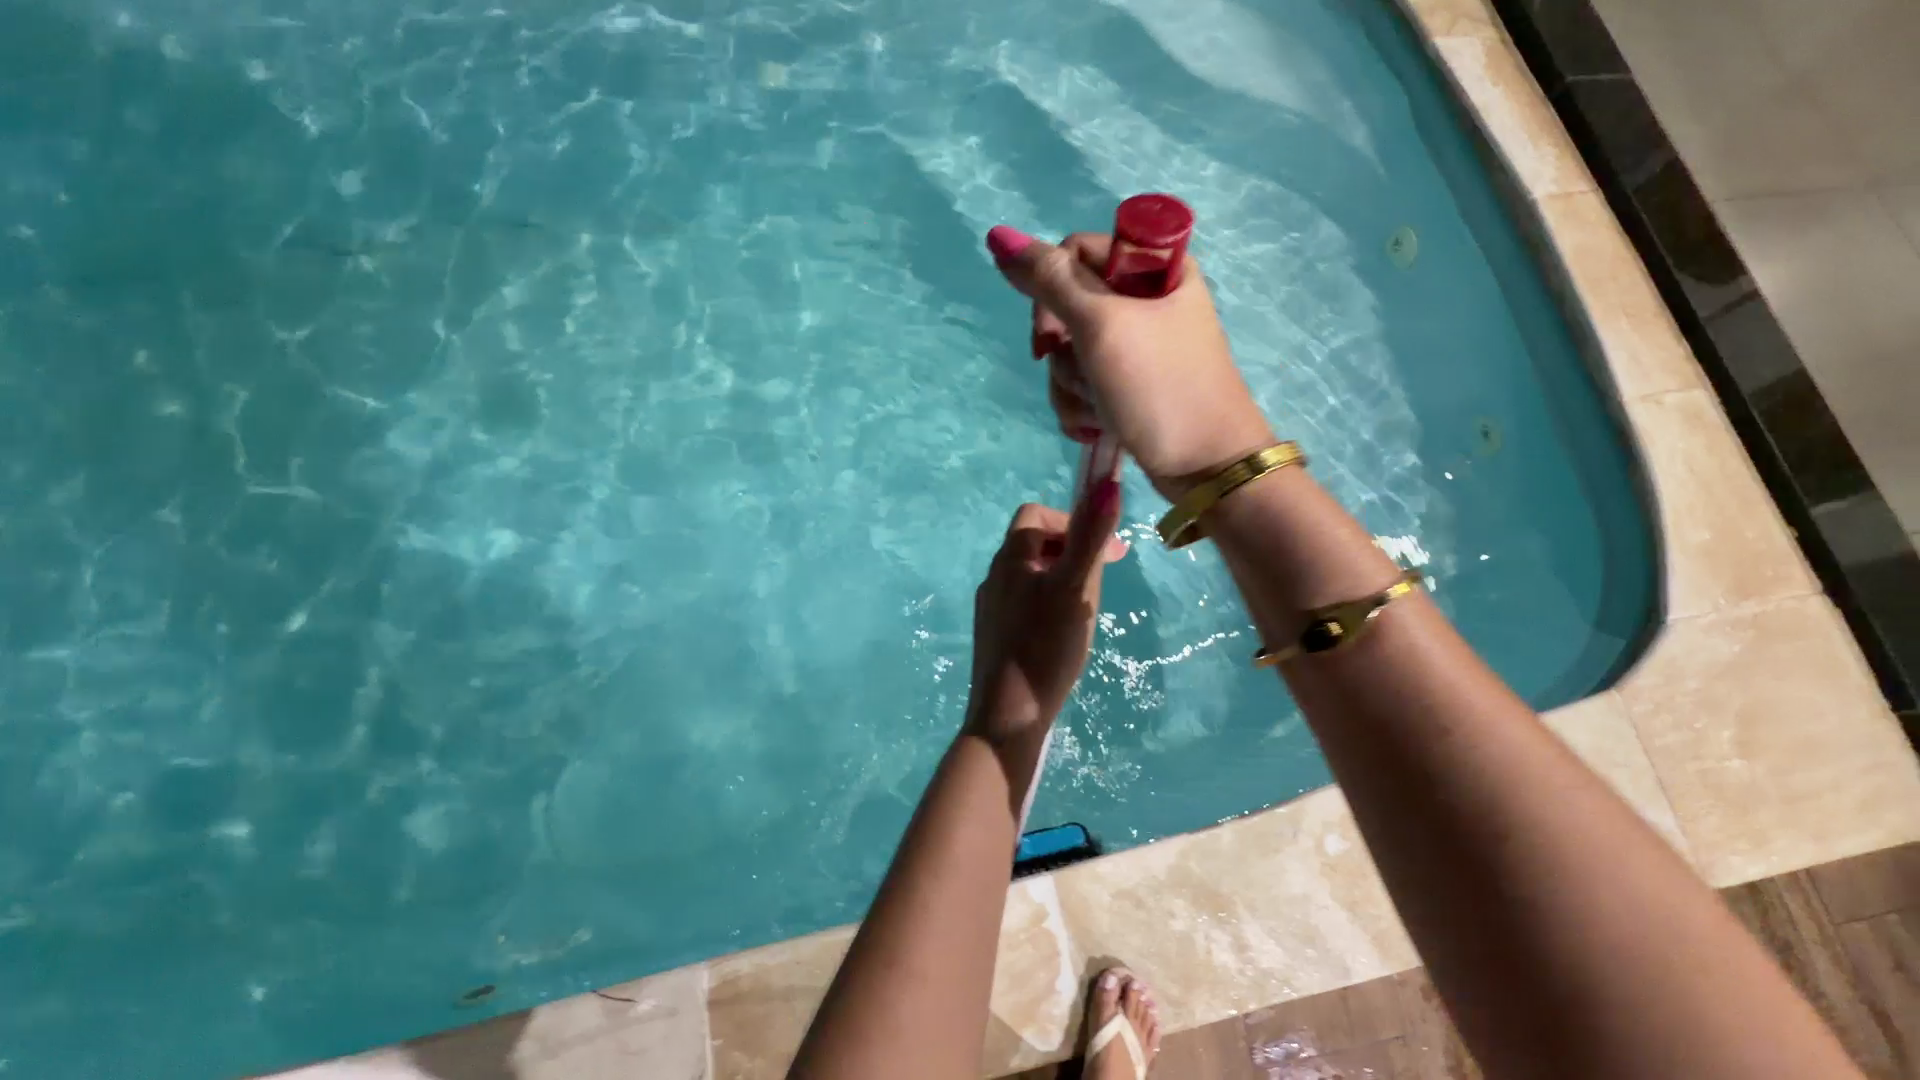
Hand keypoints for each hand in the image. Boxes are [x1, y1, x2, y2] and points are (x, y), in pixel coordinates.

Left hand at [965, 486, 1129, 749]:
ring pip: (1029, 577)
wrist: (1008, 716)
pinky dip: (1047, 605)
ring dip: (1060, 580)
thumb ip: (1091, 536)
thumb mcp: (1076, 587)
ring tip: (1085, 610)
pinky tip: (1062, 637)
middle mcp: (993, 577)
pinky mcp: (993, 637)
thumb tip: (1107, 482)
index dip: (1071, 521)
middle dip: (1070, 553)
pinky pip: (1023, 605)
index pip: (1036, 515)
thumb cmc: (1046, 646)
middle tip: (1099, 581)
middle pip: (1033, 546)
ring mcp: (990, 609)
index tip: (1104, 549)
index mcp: (1009, 558)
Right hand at [986, 226, 1274, 500]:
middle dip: (1064, 351)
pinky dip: (1081, 407)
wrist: (1207, 468)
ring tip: (1100, 410)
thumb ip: (1049, 280)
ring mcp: (1138, 347)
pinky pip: (1082, 384)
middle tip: (1084, 373)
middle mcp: (1147, 300)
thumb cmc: (1160, 388)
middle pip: (1066, 307)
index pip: (1075, 253)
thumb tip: (997, 236)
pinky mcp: (1130, 387)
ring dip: (1072, 387)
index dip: (1052, 289)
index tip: (1052, 332)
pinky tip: (1098, 426)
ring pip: (1069, 352)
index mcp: (1155, 267)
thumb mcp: (1101, 326)